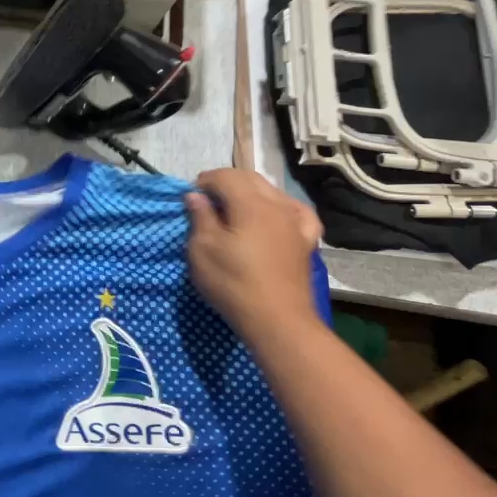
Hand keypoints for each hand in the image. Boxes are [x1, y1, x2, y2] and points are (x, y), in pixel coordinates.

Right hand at [184, 169, 323, 339]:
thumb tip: (195, 196)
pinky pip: (297, 213)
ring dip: (250, 192)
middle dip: (226, 182)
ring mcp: (296, 223)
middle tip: (207, 199)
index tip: (191, 195)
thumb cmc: (233, 282)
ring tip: (234, 209)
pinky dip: (282, 207)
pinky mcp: (306, 242)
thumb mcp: (203, 249)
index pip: (226, 176)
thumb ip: (200, 217)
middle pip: (251, 179)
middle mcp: (278, 206)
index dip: (205, 180)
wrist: (277, 320)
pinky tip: (277, 216)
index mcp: (251, 204)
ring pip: (273, 193)